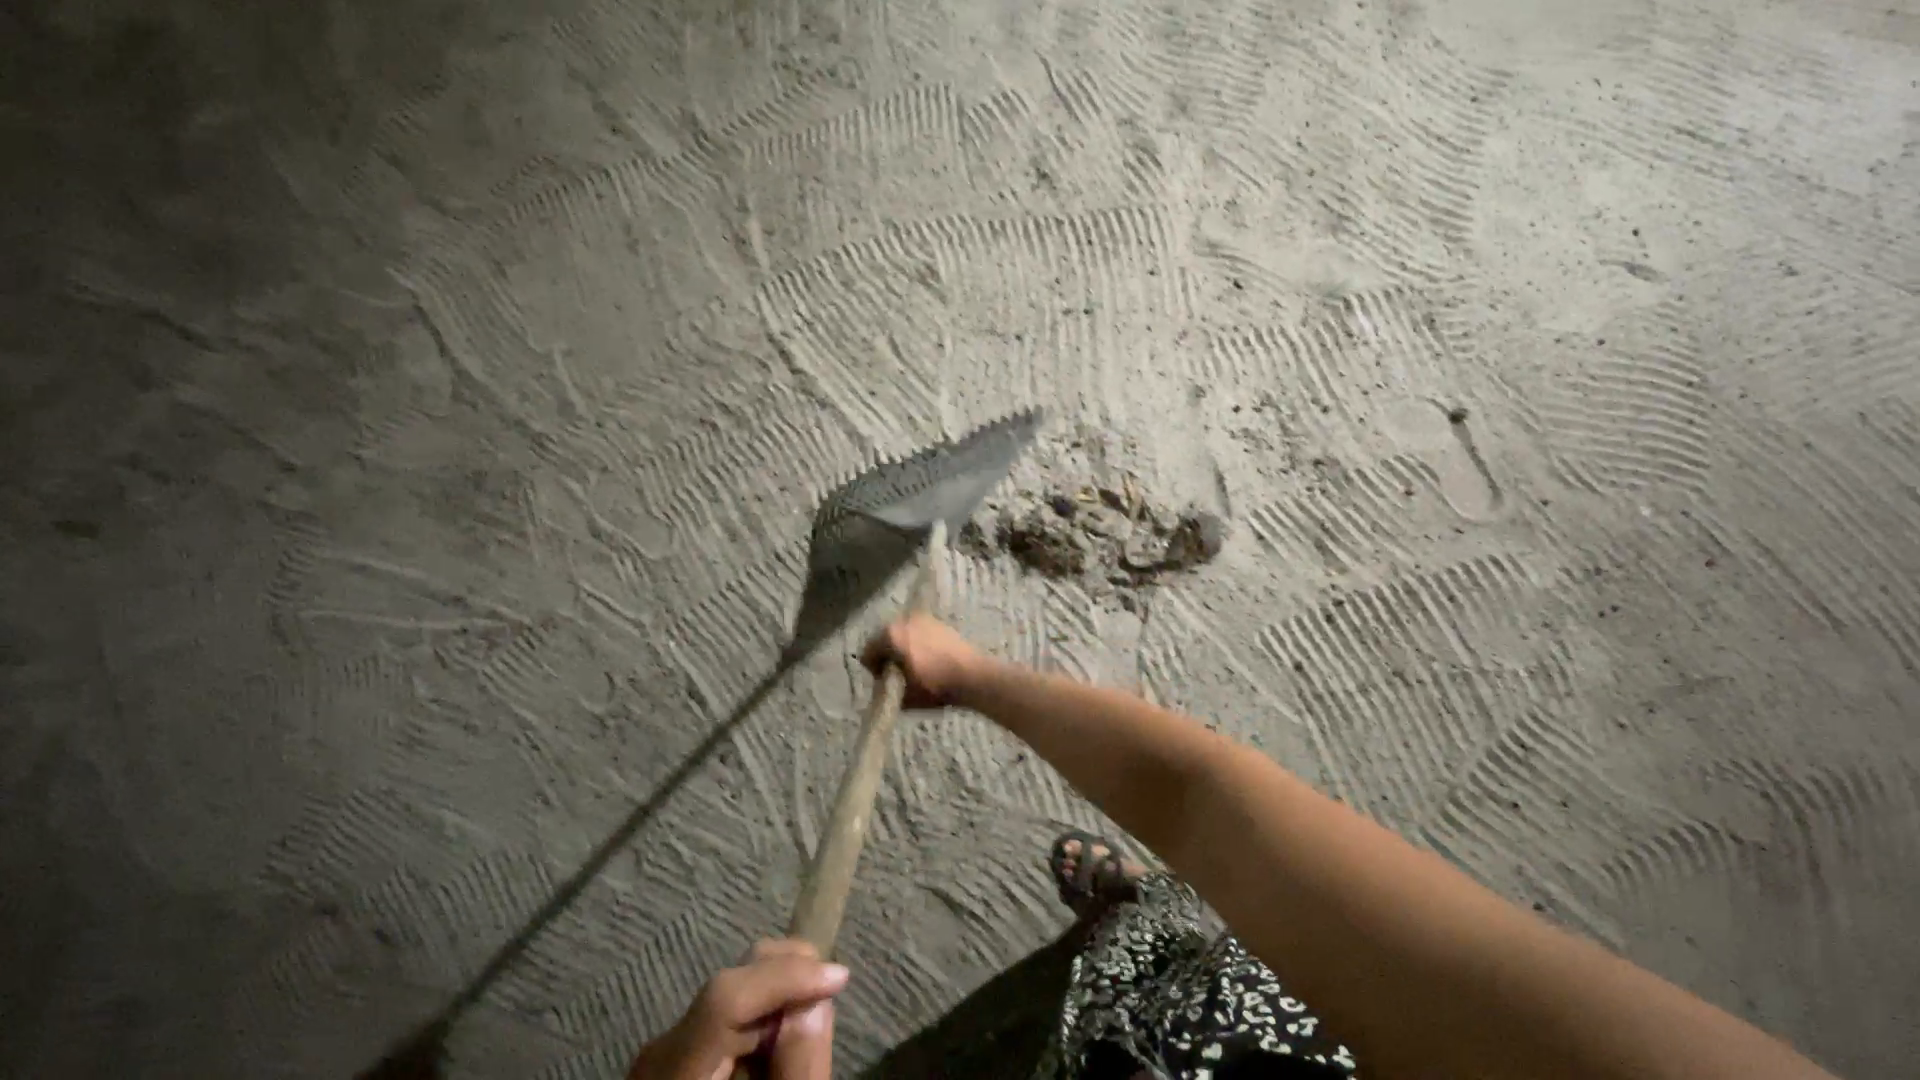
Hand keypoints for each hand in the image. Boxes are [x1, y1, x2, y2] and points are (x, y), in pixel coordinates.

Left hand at [628, 940, 847, 1079]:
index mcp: (677, 1074)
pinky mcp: (673, 1057)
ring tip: (801, 1039)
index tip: (841, 978)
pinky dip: (757, 1020)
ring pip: (727, 995)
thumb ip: (798, 1067)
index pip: (725, 999)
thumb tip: (815, 1001)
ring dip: (774, 1000)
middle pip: (727, 987)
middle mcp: (659, 1052)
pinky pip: (720, 1016)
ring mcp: (662, 1053)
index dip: (786, 977)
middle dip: (785, 980)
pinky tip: (775, 1051)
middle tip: (828, 997)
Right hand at [861, 614, 987, 708]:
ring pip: (903, 634)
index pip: (869, 651)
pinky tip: (928, 659)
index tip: (883, 682)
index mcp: (890, 635)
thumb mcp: (905, 696)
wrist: (973, 675)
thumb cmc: (935, 685)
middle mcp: (904, 620)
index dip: (873, 669)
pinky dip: (919, 643)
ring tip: (914, 667)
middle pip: (885, 638)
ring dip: (903, 648)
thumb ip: (888, 691)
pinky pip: (920, 632)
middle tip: (897, 675)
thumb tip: (886, 687)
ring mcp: (923, 618)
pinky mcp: (939, 622)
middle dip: (888, 655)